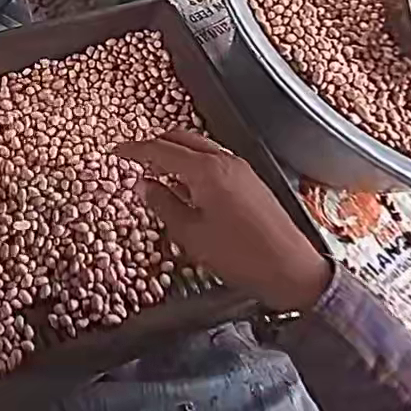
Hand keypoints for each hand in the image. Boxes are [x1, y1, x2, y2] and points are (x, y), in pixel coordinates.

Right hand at [116, 129, 332, 312]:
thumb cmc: (238, 255)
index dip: (135, 150)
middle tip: (136, 158)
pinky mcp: (251, 180)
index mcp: (205, 170)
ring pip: (199, 146)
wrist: (294, 272)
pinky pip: (213, 159)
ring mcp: (241, 169)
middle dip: (155, 144)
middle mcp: (224, 161)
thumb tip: (143, 184)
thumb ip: (162, 203)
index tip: (117, 152)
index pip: (160, 150)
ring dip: (175, 152)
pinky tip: (186, 185)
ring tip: (157, 171)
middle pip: (181, 138)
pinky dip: (193, 162)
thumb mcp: (189, 233)